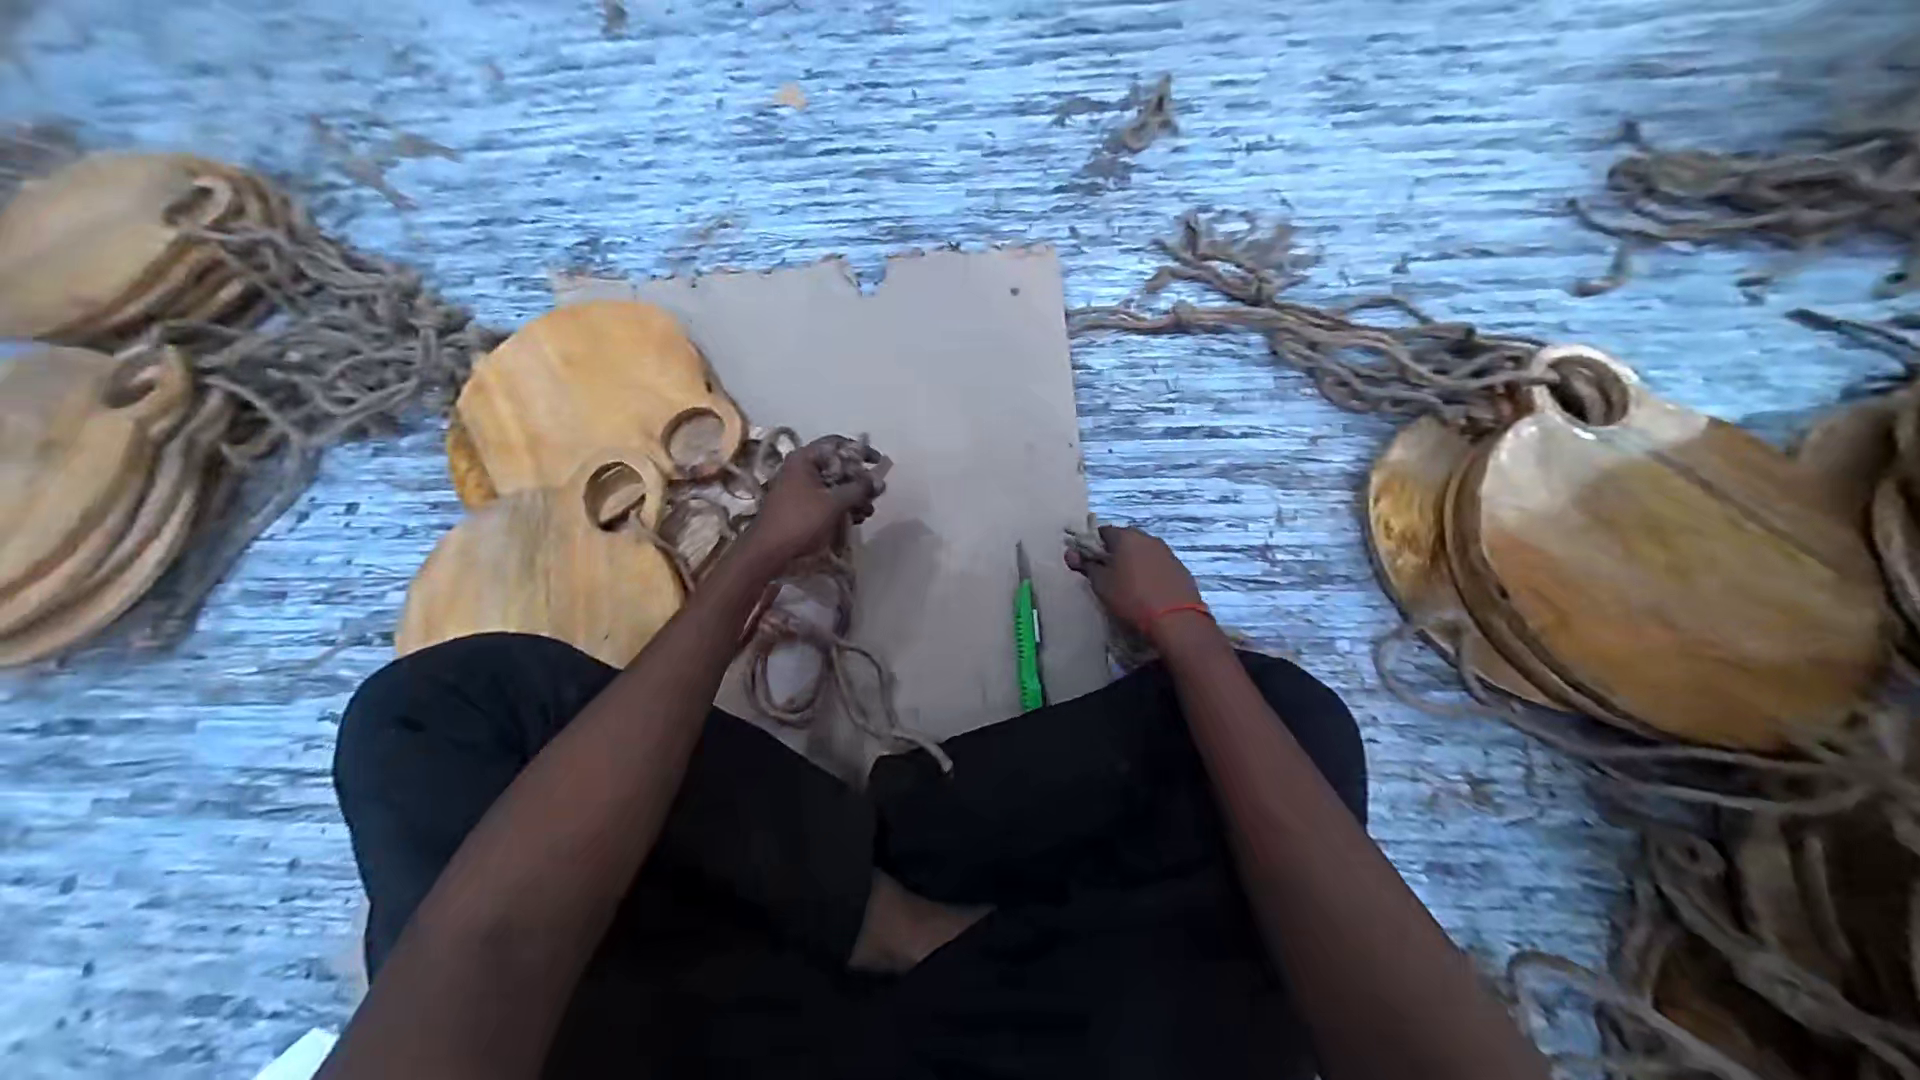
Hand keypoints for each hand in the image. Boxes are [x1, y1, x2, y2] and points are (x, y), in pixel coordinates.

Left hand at [740, 436, 884, 570]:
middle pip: (837, 466)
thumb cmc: (801, 520)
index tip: (878, 462)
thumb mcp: (834, 502)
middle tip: (875, 494)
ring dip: (853, 497)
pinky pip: (826, 499)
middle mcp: (801, 468)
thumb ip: (859, 488)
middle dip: (859, 480)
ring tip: (867, 512)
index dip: (860, 451)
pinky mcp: (801, 506)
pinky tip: (855, 519)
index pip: (837, 444)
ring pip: (834, 485)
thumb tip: (879, 481)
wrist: (769, 551)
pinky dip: (841, 506)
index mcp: (805, 458)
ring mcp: (799, 488)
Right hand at [1065, 526, 1205, 640]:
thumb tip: (1071, 553)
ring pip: (1143, 551)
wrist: (1175, 619)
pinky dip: (1150, 571)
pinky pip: (1158, 564)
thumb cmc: (1131, 598)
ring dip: (1134, 561)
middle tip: (1107, 574)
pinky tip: (1148, 590)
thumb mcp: (1101, 584)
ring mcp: (1167, 551)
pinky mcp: (1180, 567)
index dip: (1093, 545)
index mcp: (1125, 537)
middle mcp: (1147, 538)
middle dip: (1114, 552)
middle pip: (1124, 539)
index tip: (1089, 562)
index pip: (1102, 531)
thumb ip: (1086, 565)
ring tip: (1128, 584)